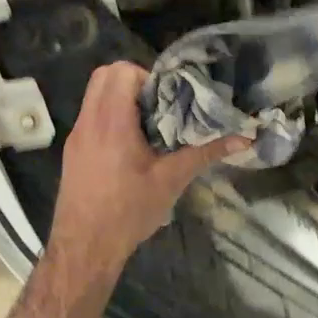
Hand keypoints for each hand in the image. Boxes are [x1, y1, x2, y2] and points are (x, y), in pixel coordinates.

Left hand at [48, 62, 246, 278]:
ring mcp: (76, 137)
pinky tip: (131, 150)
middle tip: (159, 109)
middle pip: (104, 76)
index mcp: (111, 121)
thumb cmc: (128, 212)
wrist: (84, 246)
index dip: (149, 77)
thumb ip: (205, 153)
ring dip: (121, 102)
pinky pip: (91, 120)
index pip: (122, 71)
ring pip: (94, 98)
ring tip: (148, 129)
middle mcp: (89, 122)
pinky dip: (110, 120)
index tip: (169, 100)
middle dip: (134, 84)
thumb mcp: (171, 181)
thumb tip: (244, 139)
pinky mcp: (73, 153)